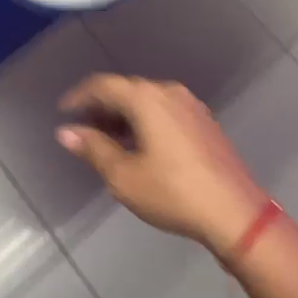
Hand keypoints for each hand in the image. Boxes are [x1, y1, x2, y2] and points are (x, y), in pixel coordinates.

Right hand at [57, 74, 270, 257]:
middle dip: (101, 108)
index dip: (79, 96)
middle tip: (83, 130)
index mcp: (146, 98)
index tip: (63, 112)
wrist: (234, 212)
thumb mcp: (124, 177)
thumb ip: (93, 149)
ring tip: (107, 142)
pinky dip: (145, 122)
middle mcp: (168, 92)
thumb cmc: (172, 192)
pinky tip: (139, 147)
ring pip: (147, 102)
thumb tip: (66, 132)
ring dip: (124, 116)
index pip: (103, 85)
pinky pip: (165, 112)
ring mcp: (190, 105)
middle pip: (126, 90)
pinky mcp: (204, 122)